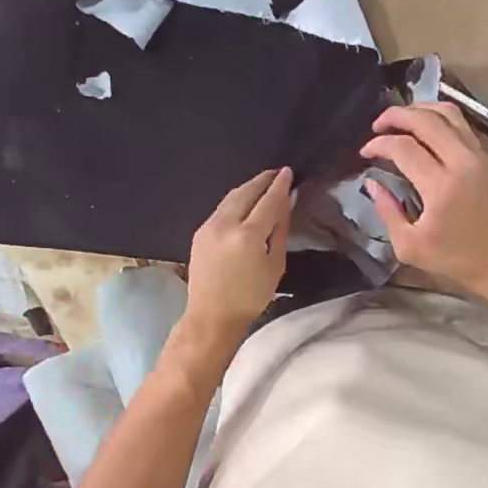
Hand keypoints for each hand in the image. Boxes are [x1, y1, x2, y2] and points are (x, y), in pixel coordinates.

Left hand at [185, 166, 292, 331]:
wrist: (212, 315)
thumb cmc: (250, 297)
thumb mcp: (275, 265)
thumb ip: (280, 230)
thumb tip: (285, 203)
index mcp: (247, 235)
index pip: (268, 201)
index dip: (279, 185)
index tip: (288, 172)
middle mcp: (225, 225)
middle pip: (245, 192)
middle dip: (261, 180)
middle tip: (275, 174)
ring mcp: (208, 227)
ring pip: (230, 198)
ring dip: (247, 189)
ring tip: (262, 185)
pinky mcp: (199, 233)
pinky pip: (220, 210)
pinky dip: (234, 202)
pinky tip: (244, 204)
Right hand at [361, 103, 487, 295]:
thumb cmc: (454, 259)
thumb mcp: (409, 246)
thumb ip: (387, 211)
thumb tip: (372, 183)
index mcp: (441, 187)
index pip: (404, 148)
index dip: (379, 145)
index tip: (365, 153)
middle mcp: (463, 163)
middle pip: (427, 120)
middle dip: (396, 116)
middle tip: (377, 124)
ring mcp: (481, 156)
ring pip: (450, 114)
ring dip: (420, 110)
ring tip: (401, 118)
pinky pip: (463, 125)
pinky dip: (440, 119)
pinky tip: (425, 128)